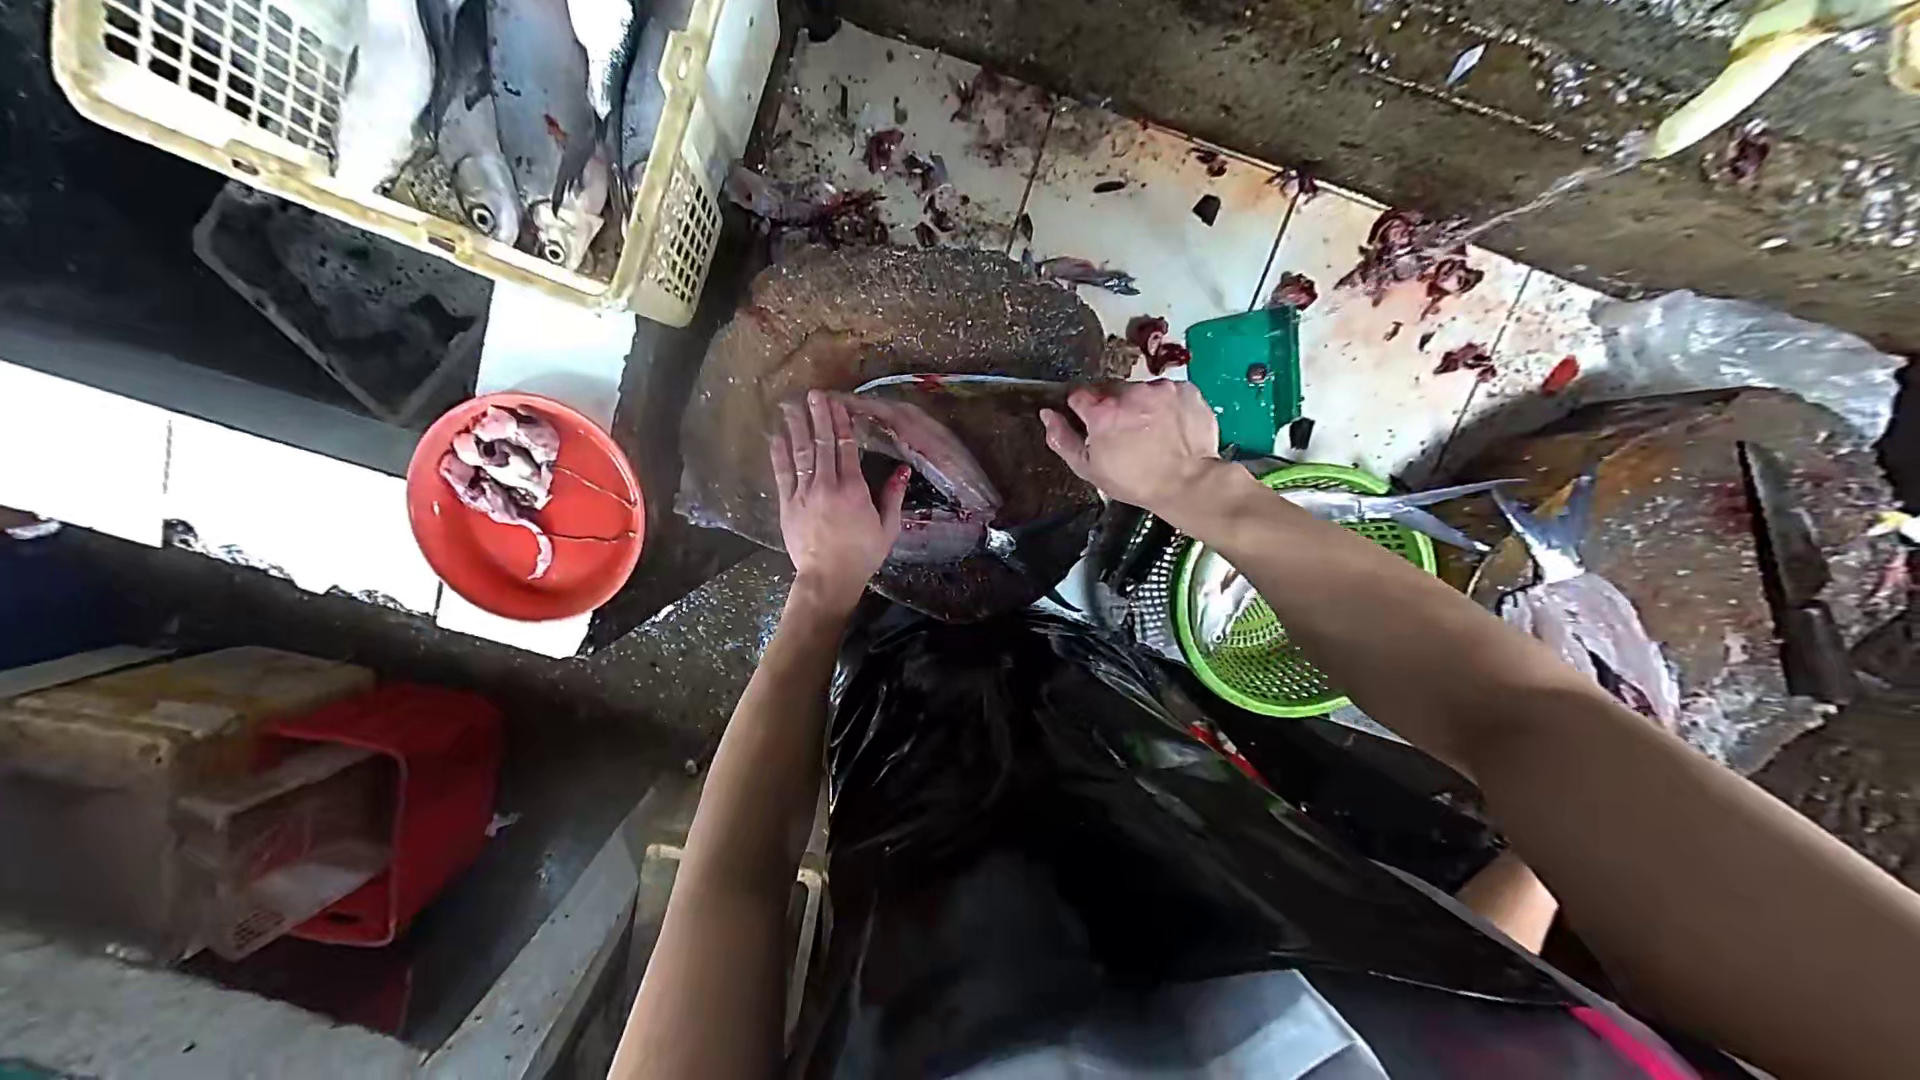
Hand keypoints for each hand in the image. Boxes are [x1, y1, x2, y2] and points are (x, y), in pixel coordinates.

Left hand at [771, 390, 907, 613]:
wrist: (828, 578)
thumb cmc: (862, 555)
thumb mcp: (887, 528)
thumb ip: (893, 496)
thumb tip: (902, 470)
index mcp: (853, 489)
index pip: (846, 448)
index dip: (842, 423)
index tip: (838, 404)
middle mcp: (827, 485)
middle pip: (822, 444)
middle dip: (819, 416)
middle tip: (815, 394)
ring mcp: (803, 493)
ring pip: (800, 453)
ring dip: (798, 427)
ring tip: (793, 405)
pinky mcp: (787, 504)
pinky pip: (783, 473)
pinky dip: (779, 453)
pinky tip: (777, 436)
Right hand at [1039, 379, 1229, 517]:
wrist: (1187, 483)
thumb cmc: (1136, 482)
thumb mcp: (1088, 468)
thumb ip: (1062, 438)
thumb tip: (1047, 415)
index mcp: (1101, 412)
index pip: (1079, 395)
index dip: (1082, 410)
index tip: (1090, 422)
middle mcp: (1129, 394)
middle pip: (1110, 390)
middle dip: (1112, 407)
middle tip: (1123, 433)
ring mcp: (1160, 390)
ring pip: (1140, 390)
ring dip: (1140, 405)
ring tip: (1149, 432)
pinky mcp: (1185, 390)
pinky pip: (1167, 391)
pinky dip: (1166, 405)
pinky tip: (1169, 427)